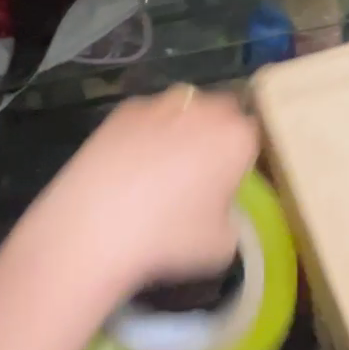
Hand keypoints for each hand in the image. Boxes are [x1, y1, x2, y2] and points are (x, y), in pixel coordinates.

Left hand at [17, 85, 258, 298]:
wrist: (94, 226)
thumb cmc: (169, 238)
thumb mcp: (223, 244)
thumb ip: (232, 216)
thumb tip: (218, 208)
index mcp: (236, 138)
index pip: (253, 136)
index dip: (243, 157)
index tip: (232, 179)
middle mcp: (203, 110)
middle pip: (221, 111)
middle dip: (216, 132)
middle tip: (202, 169)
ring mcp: (160, 105)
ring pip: (184, 108)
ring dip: (183, 127)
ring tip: (164, 165)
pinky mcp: (122, 110)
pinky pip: (147, 117)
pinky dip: (146, 132)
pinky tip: (131, 163)